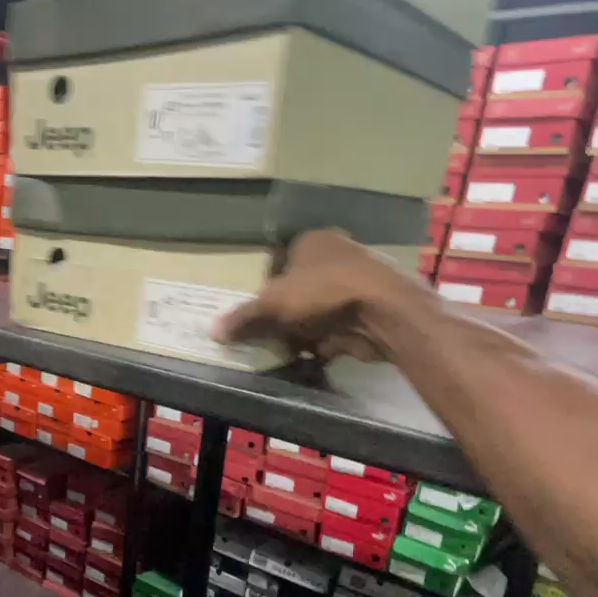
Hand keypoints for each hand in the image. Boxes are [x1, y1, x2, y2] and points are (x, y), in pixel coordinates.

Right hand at [214, 229, 436, 361]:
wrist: (384, 311)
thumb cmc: (324, 293)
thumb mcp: (273, 304)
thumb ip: (243, 317)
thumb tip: (213, 331)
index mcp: (313, 240)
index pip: (280, 262)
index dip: (266, 288)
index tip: (257, 313)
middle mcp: (337, 254)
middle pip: (299, 288)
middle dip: (286, 313)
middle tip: (269, 334)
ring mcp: (356, 282)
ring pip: (318, 310)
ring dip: (305, 330)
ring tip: (290, 348)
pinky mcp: (369, 309)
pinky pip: (337, 328)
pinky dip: (326, 342)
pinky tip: (314, 356)